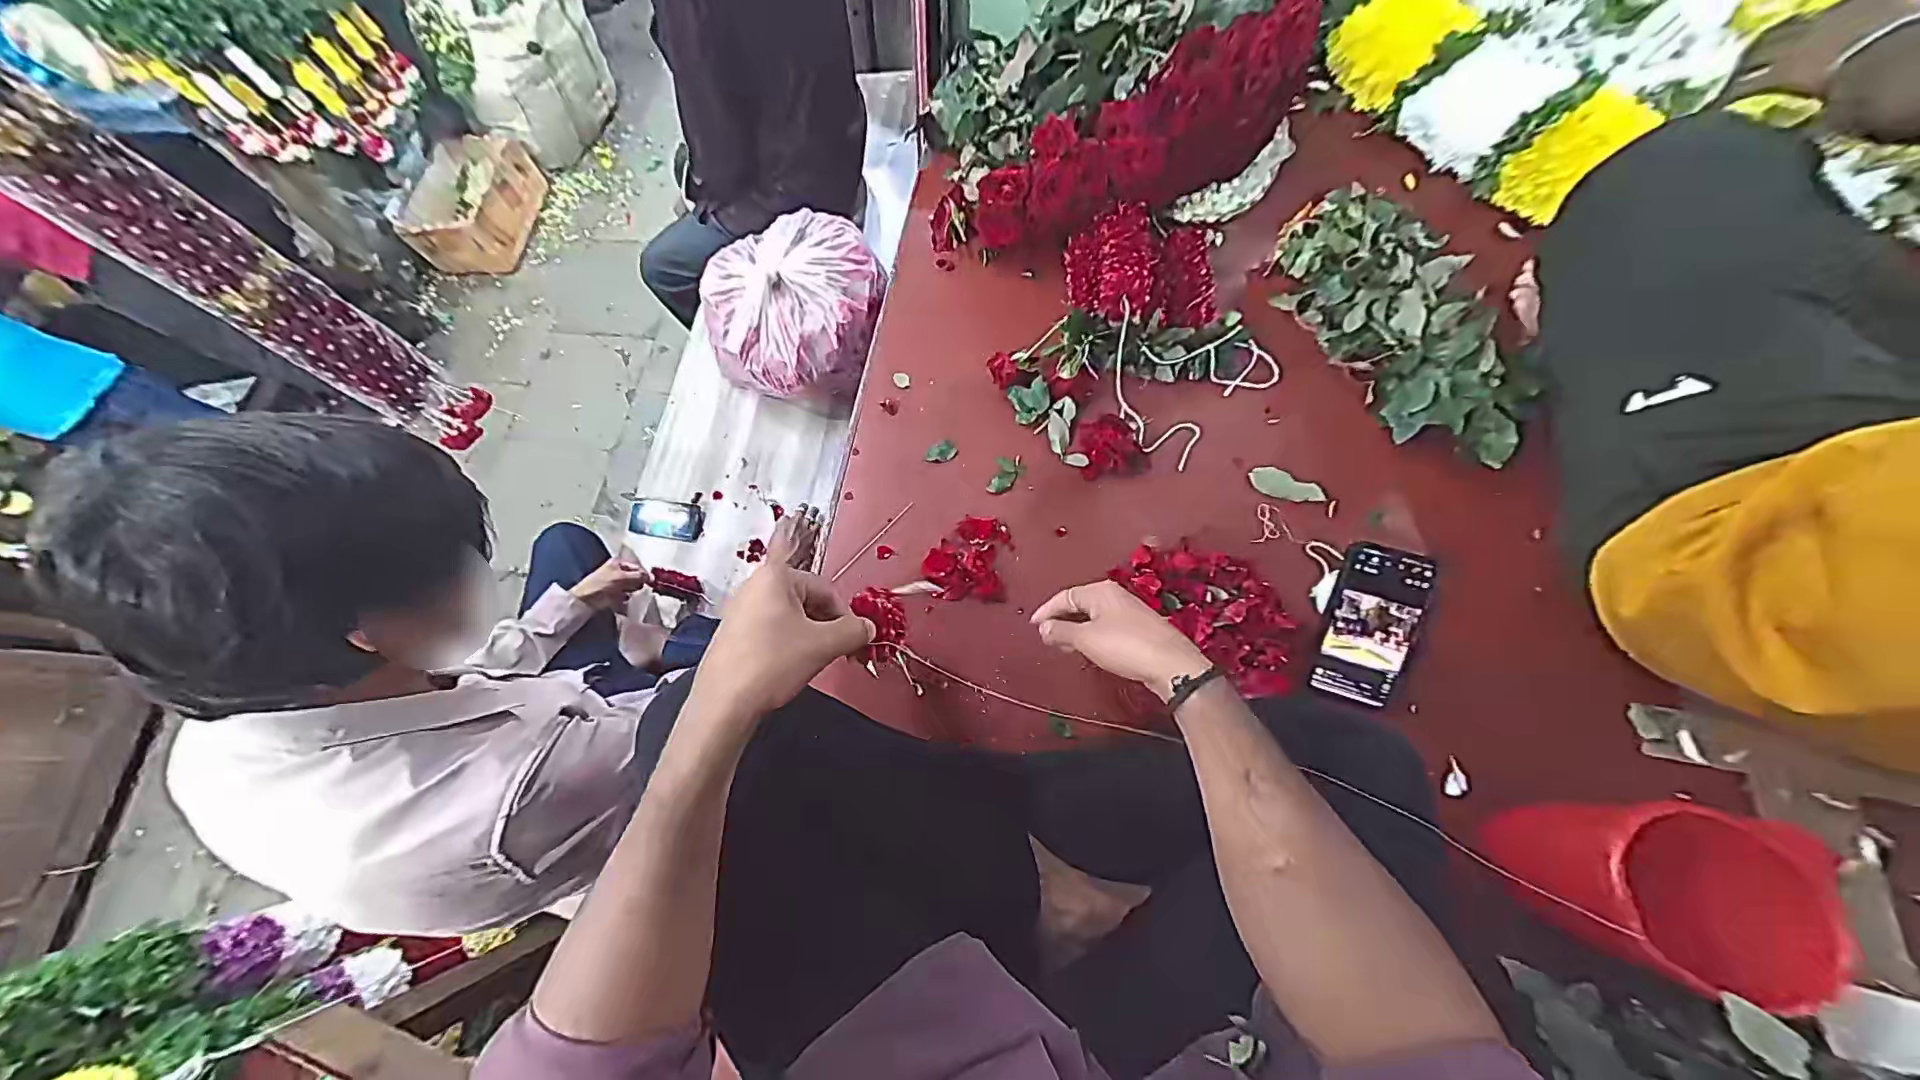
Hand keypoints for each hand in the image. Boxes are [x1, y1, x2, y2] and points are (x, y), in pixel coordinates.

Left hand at [571, 557, 651, 610]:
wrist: (584, 601)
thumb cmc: (602, 585)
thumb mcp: (623, 577)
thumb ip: (640, 576)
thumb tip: (653, 577)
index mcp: (618, 563)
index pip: (638, 567)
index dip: (645, 574)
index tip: (651, 583)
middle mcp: (616, 571)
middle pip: (635, 577)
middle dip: (638, 584)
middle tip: (636, 589)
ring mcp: (614, 583)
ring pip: (631, 587)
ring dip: (632, 593)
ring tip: (629, 596)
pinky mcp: (612, 594)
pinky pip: (624, 596)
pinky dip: (626, 600)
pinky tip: (624, 602)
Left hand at [689, 563, 873, 720]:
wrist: (723, 704)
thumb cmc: (771, 664)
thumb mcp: (824, 645)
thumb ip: (854, 631)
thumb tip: (868, 628)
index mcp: (775, 577)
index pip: (826, 589)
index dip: (846, 615)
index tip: (855, 638)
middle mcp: (755, 586)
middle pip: (808, 601)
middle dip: (829, 626)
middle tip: (840, 650)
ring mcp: (741, 610)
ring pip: (792, 617)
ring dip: (811, 636)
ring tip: (817, 661)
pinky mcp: (734, 633)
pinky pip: (773, 630)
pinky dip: (790, 644)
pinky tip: (793, 666)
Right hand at [1032, 580, 1210, 701]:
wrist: (1172, 664)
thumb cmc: (1126, 646)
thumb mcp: (1086, 639)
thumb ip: (1060, 631)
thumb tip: (1043, 627)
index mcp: (1100, 591)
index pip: (1065, 596)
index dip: (1046, 610)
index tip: (1033, 625)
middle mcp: (1115, 595)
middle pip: (1079, 604)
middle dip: (1061, 620)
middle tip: (1046, 638)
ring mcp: (1129, 611)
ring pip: (1093, 616)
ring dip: (1075, 630)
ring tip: (1063, 646)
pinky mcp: (1139, 628)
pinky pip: (1106, 626)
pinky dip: (1091, 635)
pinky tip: (1089, 649)